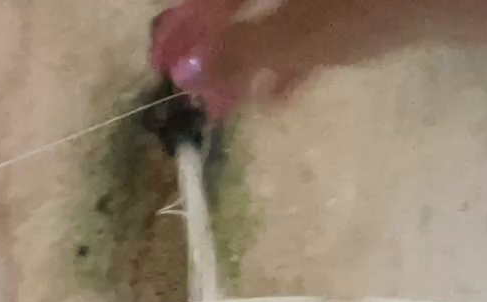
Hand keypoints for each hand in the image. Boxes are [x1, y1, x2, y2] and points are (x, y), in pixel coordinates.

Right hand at [150, 0, 486, 115]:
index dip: (188, 26)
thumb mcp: (304, 32)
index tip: (165, 66)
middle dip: (219, 46)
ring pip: (283, 7)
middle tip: (201, 96)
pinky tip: (282, 93)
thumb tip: (184, 73)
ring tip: (236, 106)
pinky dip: (299, 50)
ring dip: (255, 57)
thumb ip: (239, 52)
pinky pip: (321, 13)